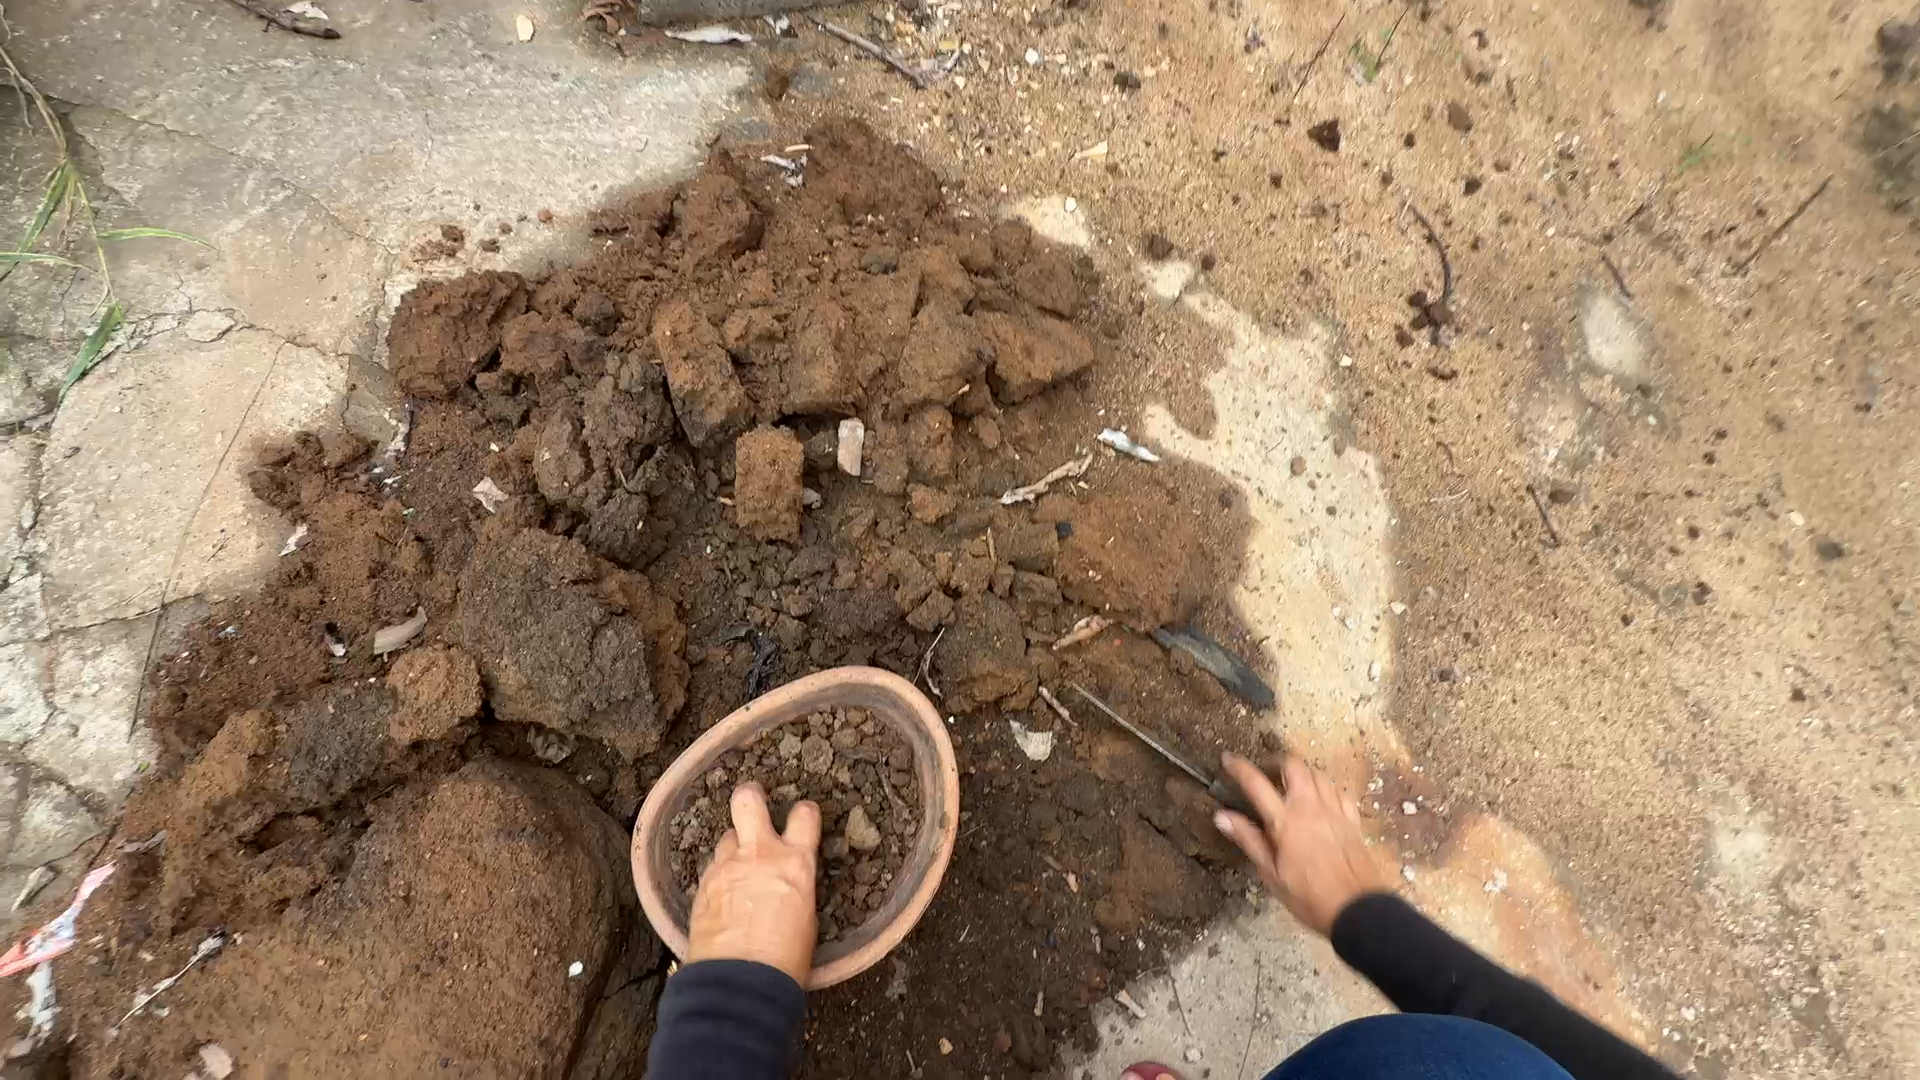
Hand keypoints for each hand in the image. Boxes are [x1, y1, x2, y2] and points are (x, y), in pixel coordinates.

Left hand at [686, 783, 820, 983]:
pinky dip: (718, 873)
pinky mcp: (702, 886)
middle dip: (750, 795)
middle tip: (752, 800)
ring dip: (734, 847)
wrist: (739, 985)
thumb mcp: (806, 914)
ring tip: (737, 867)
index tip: (802, 817)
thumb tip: (788, 880)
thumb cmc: (784, 959)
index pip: (805, 814)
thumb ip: (796, 884)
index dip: (804, 812)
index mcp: (795, 862)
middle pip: (748, 800)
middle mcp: (760, 854)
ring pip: (727, 836)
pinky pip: (711, 866)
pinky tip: (722, 894)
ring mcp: (726, 867)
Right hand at [1213, 754, 1385, 937]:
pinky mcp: (1353, 822)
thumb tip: (1222, 816)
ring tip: (1291, 785)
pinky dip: (1326, 789)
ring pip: (1318, 774)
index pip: (1256, 783)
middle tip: (1265, 772)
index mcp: (1285, 821)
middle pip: (1294, 765)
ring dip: (1301, 773)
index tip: (1227, 759)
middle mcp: (1310, 808)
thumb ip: (1248, 840)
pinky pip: (1339, 792)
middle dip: (1276, 761)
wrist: (1360, 912)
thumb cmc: (1309, 897)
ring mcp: (1334, 812)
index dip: (1239, 767)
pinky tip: (1321, 800)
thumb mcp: (1271, 873)